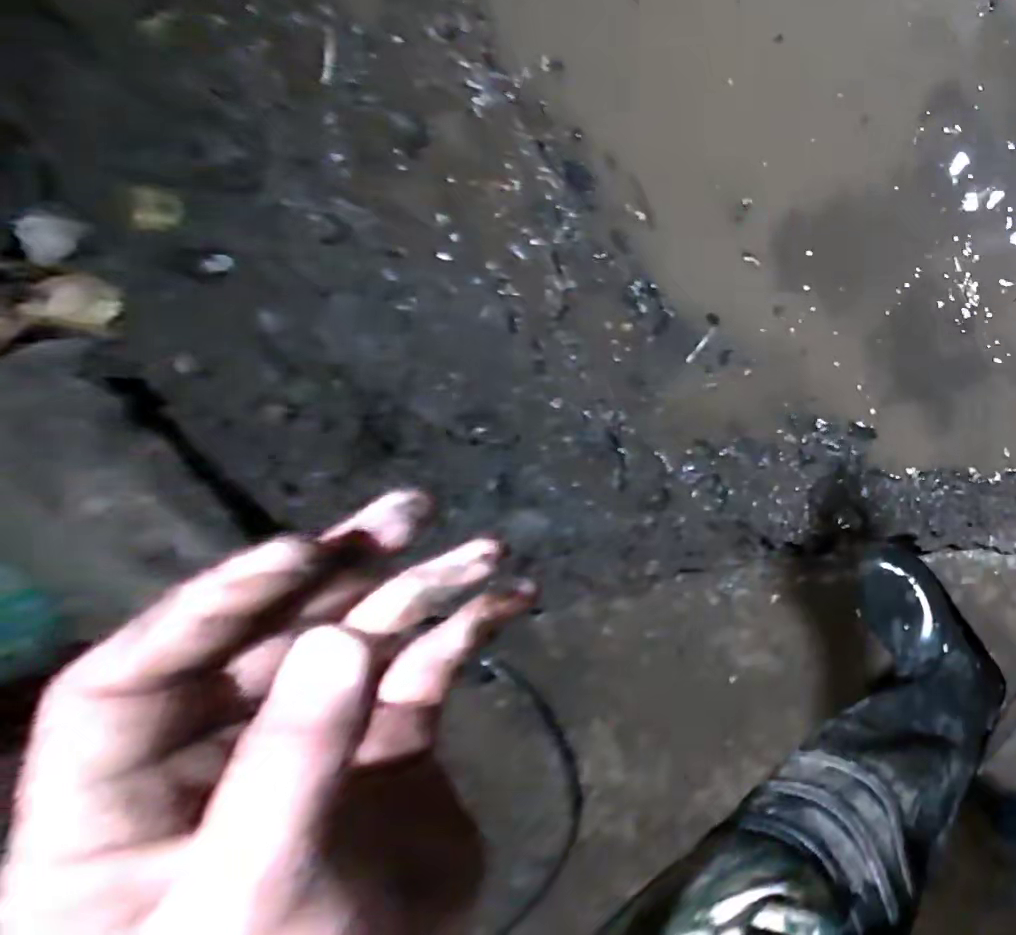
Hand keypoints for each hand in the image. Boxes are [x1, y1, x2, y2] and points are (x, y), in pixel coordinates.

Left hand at [0, 490, 536, 934]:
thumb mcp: (256, 885)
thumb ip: (289, 762)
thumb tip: (338, 637)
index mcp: (117, 805)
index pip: (131, 680)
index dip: (209, 605)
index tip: (299, 550)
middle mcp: (214, 753)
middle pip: (266, 638)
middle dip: (341, 570)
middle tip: (409, 514)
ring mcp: (317, 739)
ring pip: (361, 638)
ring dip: (426, 587)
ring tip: (488, 550)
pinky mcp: (395, 738)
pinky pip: (430, 667)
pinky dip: (472, 629)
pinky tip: (514, 603)